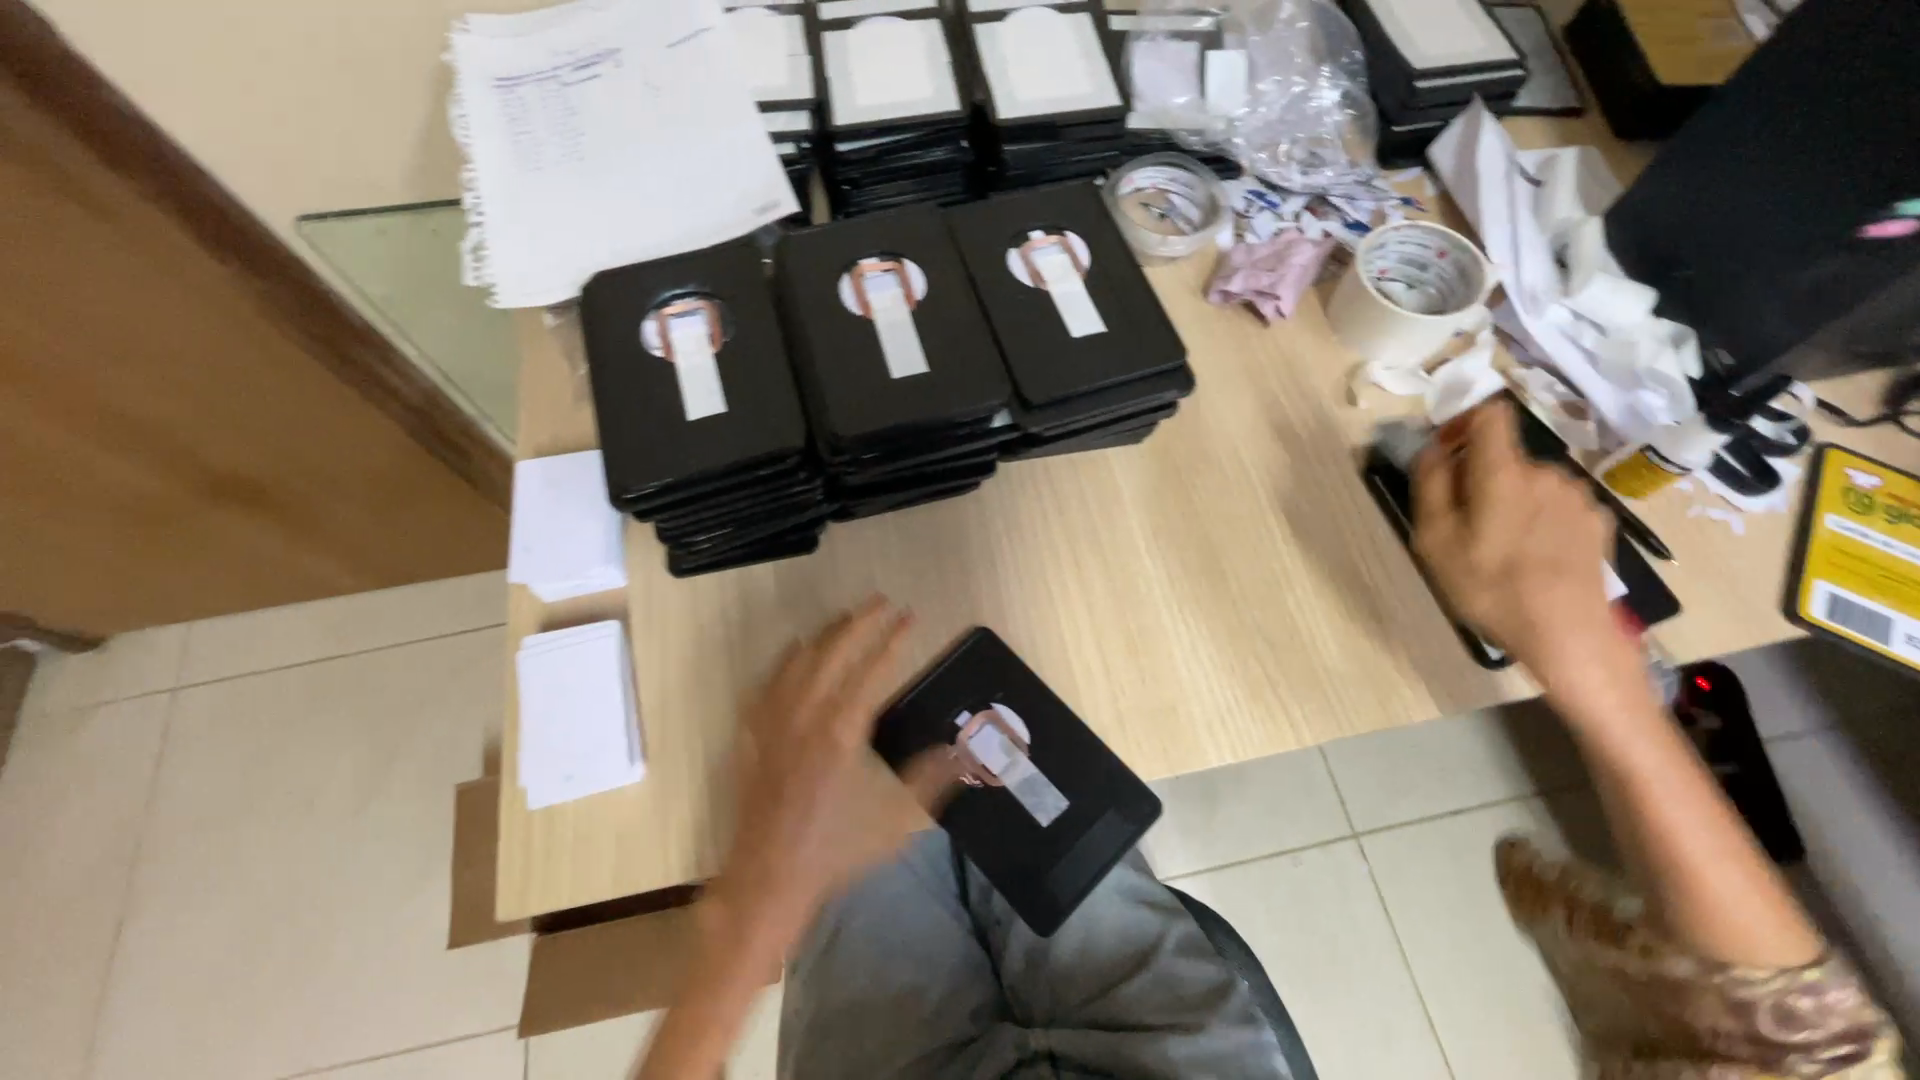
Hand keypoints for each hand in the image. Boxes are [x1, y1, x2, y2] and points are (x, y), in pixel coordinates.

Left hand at [709, 596, 963, 946]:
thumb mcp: (893, 821)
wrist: (767, 881)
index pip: (872, 671)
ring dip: (824, 635)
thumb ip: (930, 780)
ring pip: (798, 663)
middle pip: (832, 654)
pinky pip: (766, 686)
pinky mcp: (753, 738)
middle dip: (859, 623)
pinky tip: (793, 651)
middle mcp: (805, 718)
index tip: (910, 618)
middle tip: (881, 601)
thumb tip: (965, 749)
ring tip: (845, 616)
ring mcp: (774, 725)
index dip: (893, 640)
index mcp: (841, 733)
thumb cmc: (834, 853)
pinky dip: (783, 661)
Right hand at [1411, 402, 1626, 689]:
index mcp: (1504, 472)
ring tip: (1500, 544)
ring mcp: (1578, 496)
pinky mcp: (1599, 520)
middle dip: (1481, 477)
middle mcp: (1547, 472)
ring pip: (1531, 481)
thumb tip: (1433, 449)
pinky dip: (1538, 517)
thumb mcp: (1434, 540)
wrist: (1566, 632)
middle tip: (1464, 522)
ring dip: (1511, 498)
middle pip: (1505, 456)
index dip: (1464, 422)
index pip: (1490, 414)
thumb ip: (1430, 484)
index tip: (1447, 452)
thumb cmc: (1489, 586)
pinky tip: (1533, 554)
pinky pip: (1556, 504)